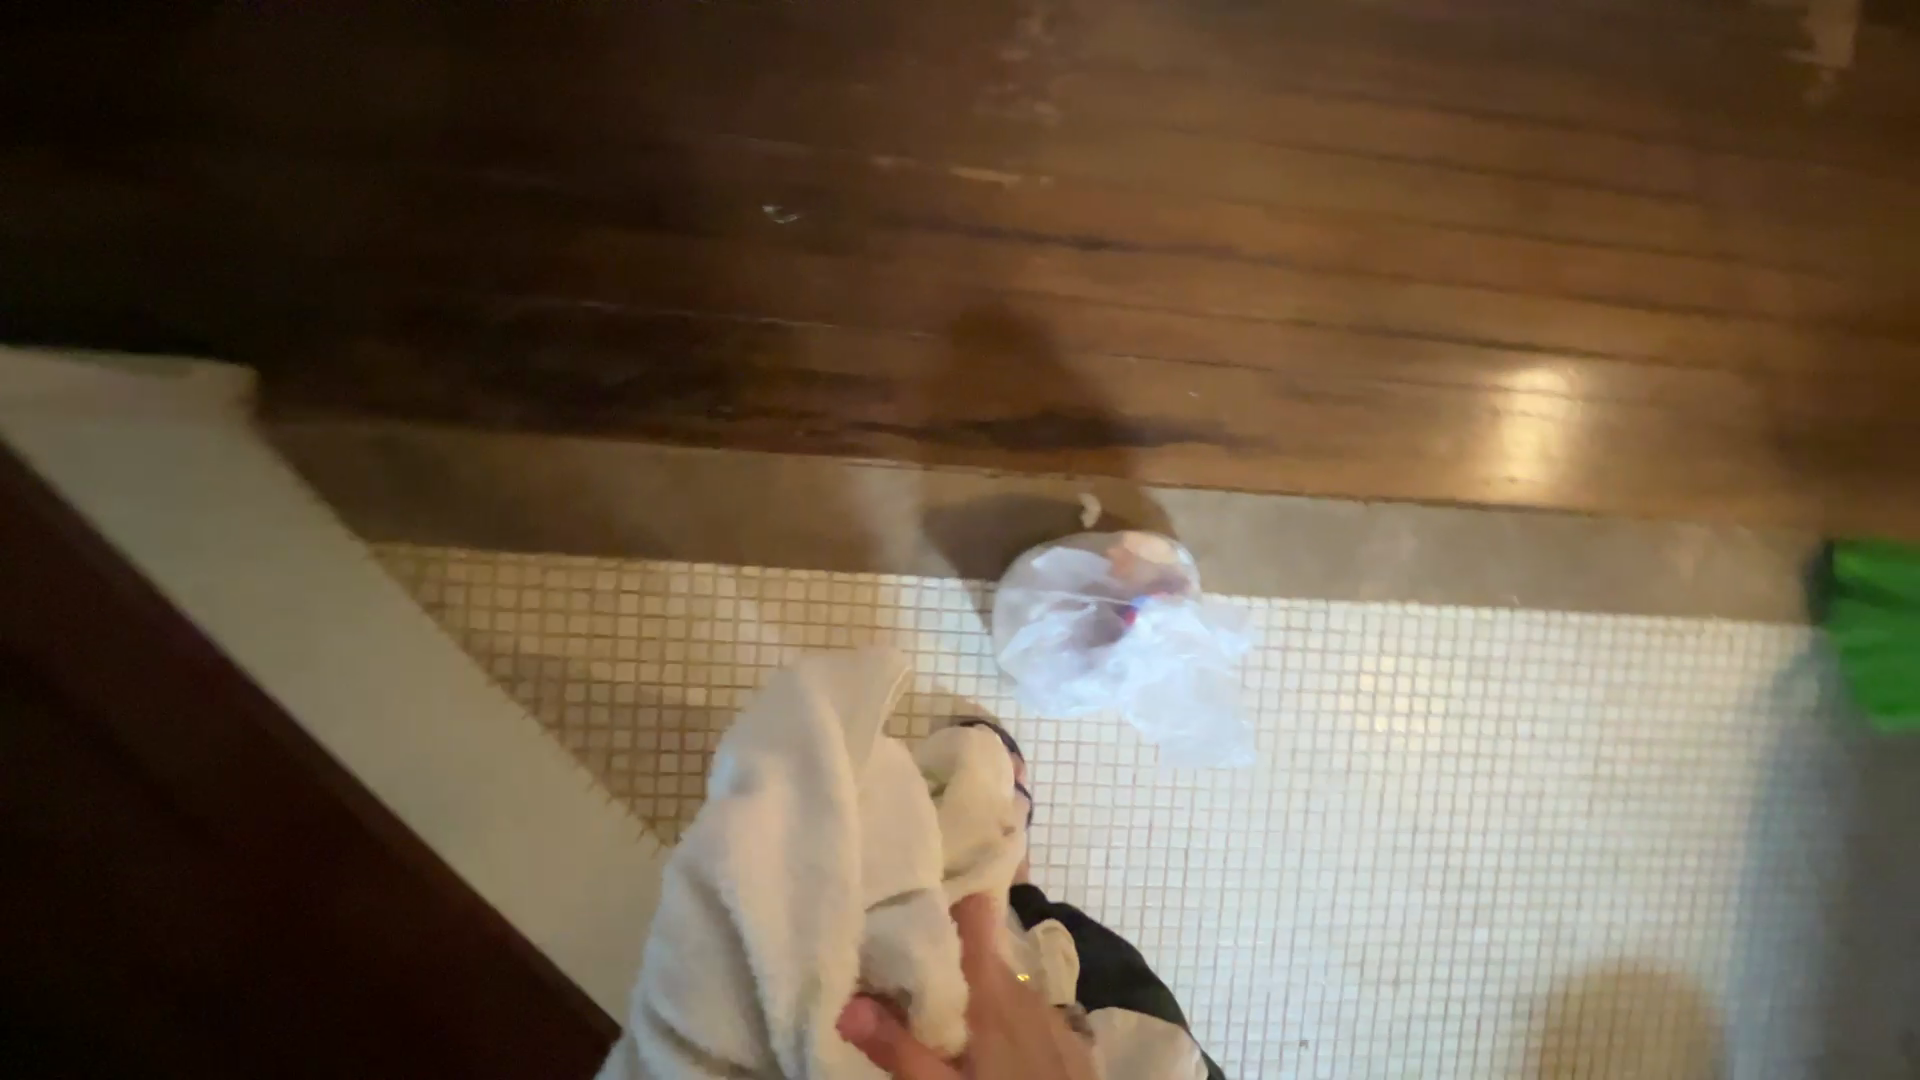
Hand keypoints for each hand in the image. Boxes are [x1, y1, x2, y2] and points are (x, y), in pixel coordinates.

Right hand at [837, 893, 1098, 1079]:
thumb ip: (898, 1047)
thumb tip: (846, 1006)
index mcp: (992, 986)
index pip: (974, 913)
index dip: (946, 898)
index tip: (912, 892)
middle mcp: (1022, 985)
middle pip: (977, 954)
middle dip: (944, 957)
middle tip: (903, 967)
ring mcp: (1049, 1011)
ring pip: (1000, 986)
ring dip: (973, 992)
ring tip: (938, 1005)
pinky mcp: (1067, 1040)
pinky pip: (1024, 1013)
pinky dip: (1002, 1019)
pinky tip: (987, 1044)